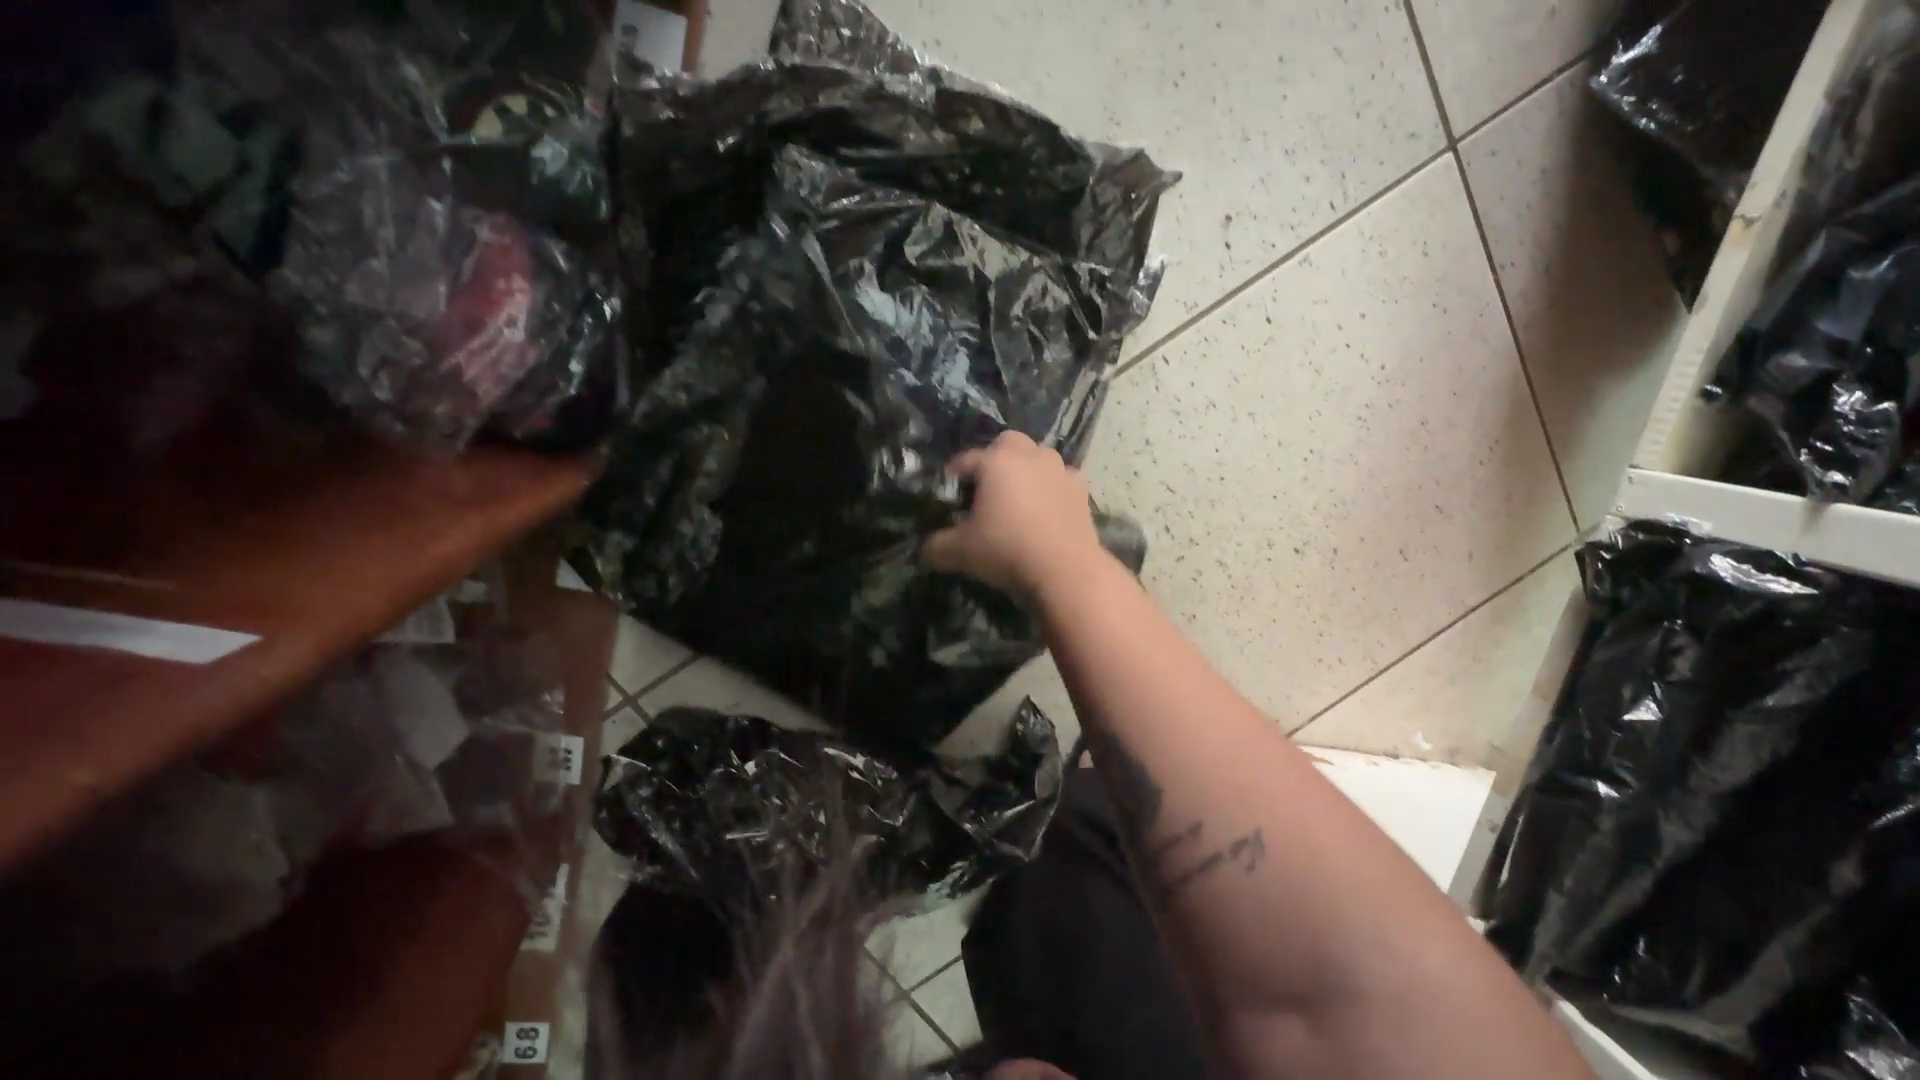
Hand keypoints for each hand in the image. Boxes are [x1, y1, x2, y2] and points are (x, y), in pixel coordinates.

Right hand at [922, 431, 1106, 597]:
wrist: (1064, 570)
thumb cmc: (1006, 550)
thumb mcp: (959, 552)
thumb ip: (937, 546)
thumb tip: (927, 549)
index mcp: (995, 461)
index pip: (965, 460)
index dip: (952, 476)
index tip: (948, 494)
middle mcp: (1028, 456)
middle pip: (1007, 443)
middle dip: (994, 458)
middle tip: (985, 487)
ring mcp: (1059, 469)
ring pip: (1038, 457)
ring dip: (1026, 469)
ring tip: (1017, 497)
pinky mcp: (1080, 489)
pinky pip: (1060, 478)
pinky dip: (1051, 487)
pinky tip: (1046, 508)